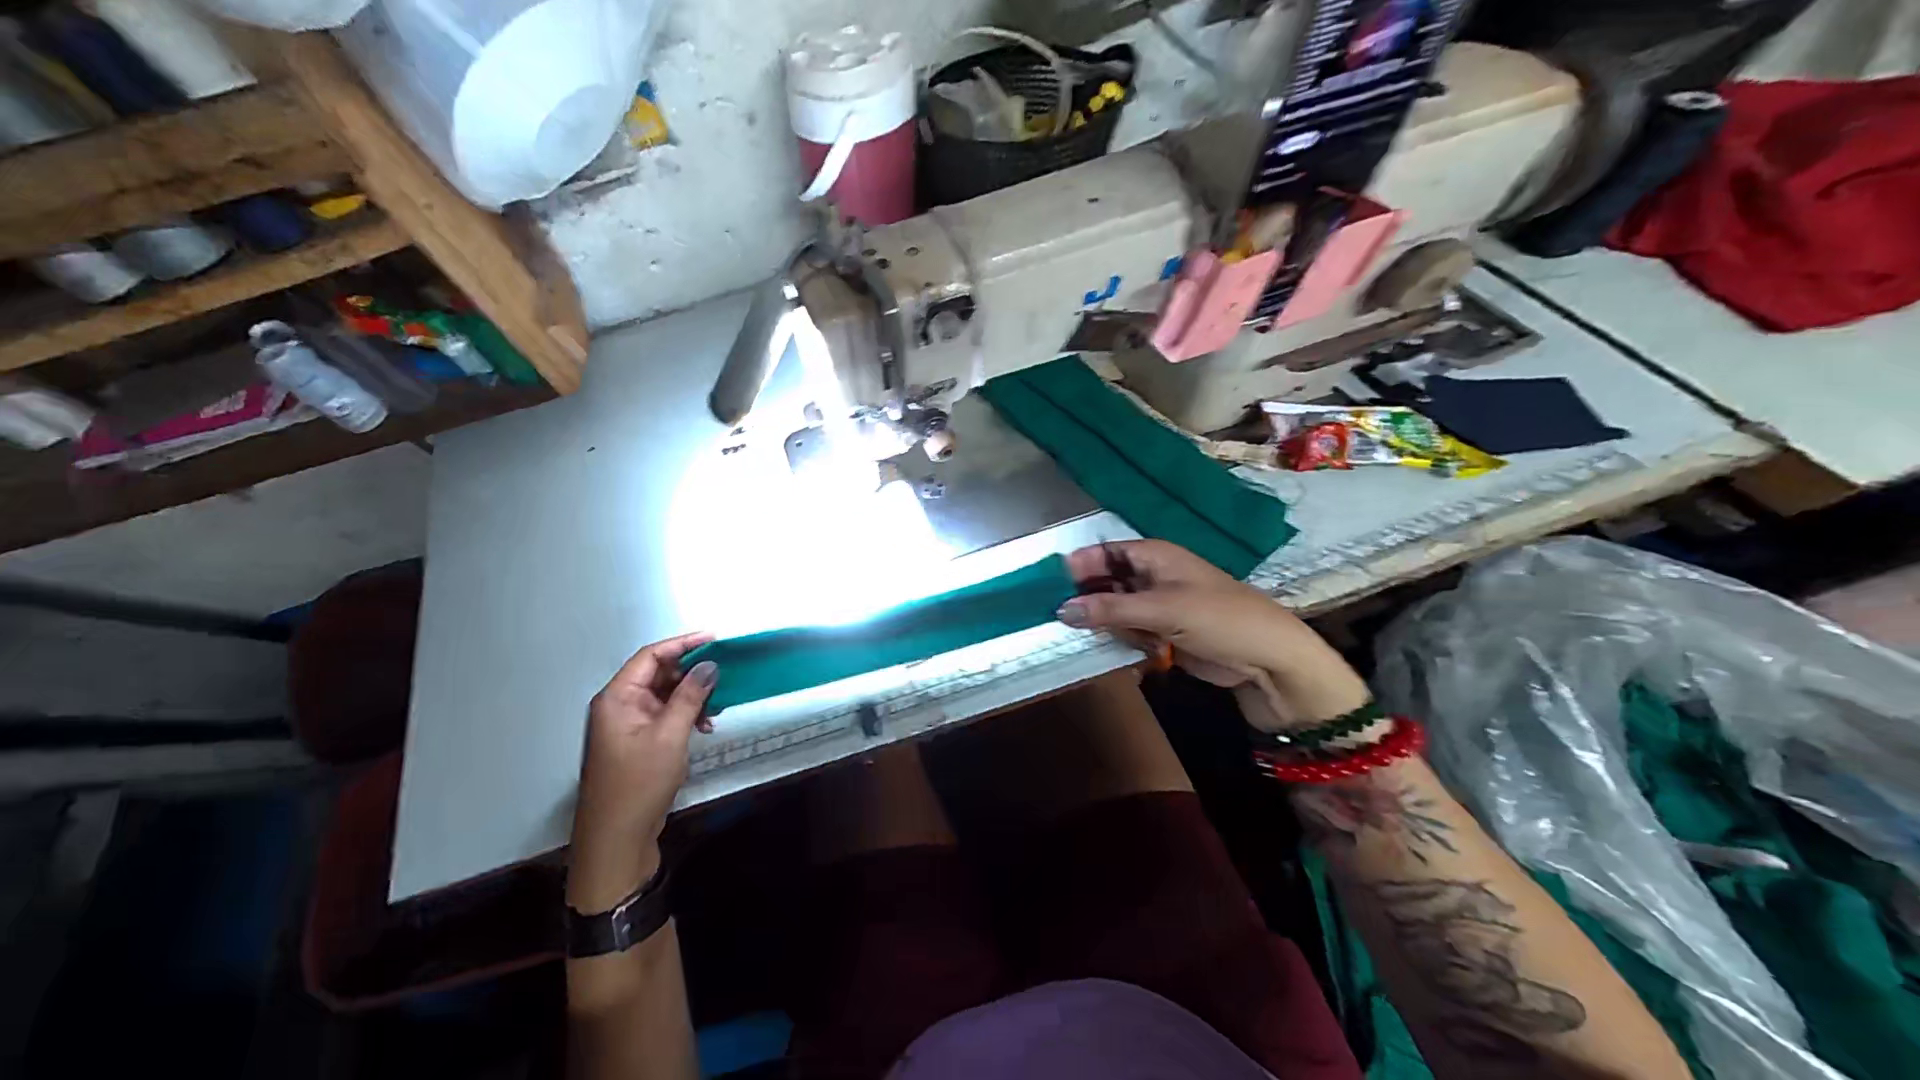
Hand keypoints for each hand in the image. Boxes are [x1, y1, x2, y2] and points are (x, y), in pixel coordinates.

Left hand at [569, 632, 716, 910]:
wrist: (617, 838)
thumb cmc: (639, 782)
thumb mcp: (670, 735)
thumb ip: (690, 696)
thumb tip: (710, 665)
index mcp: (617, 698)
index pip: (650, 656)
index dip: (683, 644)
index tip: (715, 639)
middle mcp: (619, 706)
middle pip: (657, 674)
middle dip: (691, 672)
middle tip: (723, 673)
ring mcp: (628, 726)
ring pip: (664, 695)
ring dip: (691, 696)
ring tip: (717, 705)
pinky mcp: (638, 743)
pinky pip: (665, 716)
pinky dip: (686, 715)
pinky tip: (705, 727)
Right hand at [1057, 540, 1369, 729]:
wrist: (1270, 661)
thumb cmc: (1219, 619)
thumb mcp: (1162, 610)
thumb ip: (1109, 610)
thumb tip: (1060, 609)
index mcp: (1154, 555)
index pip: (1103, 552)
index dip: (1075, 565)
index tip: (1043, 583)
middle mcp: (1152, 575)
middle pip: (1105, 581)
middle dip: (1081, 596)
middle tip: (1049, 614)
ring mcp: (1158, 605)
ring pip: (1113, 609)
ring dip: (1097, 622)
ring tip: (1069, 635)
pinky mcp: (1163, 633)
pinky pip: (1128, 631)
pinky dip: (1116, 639)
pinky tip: (1101, 649)